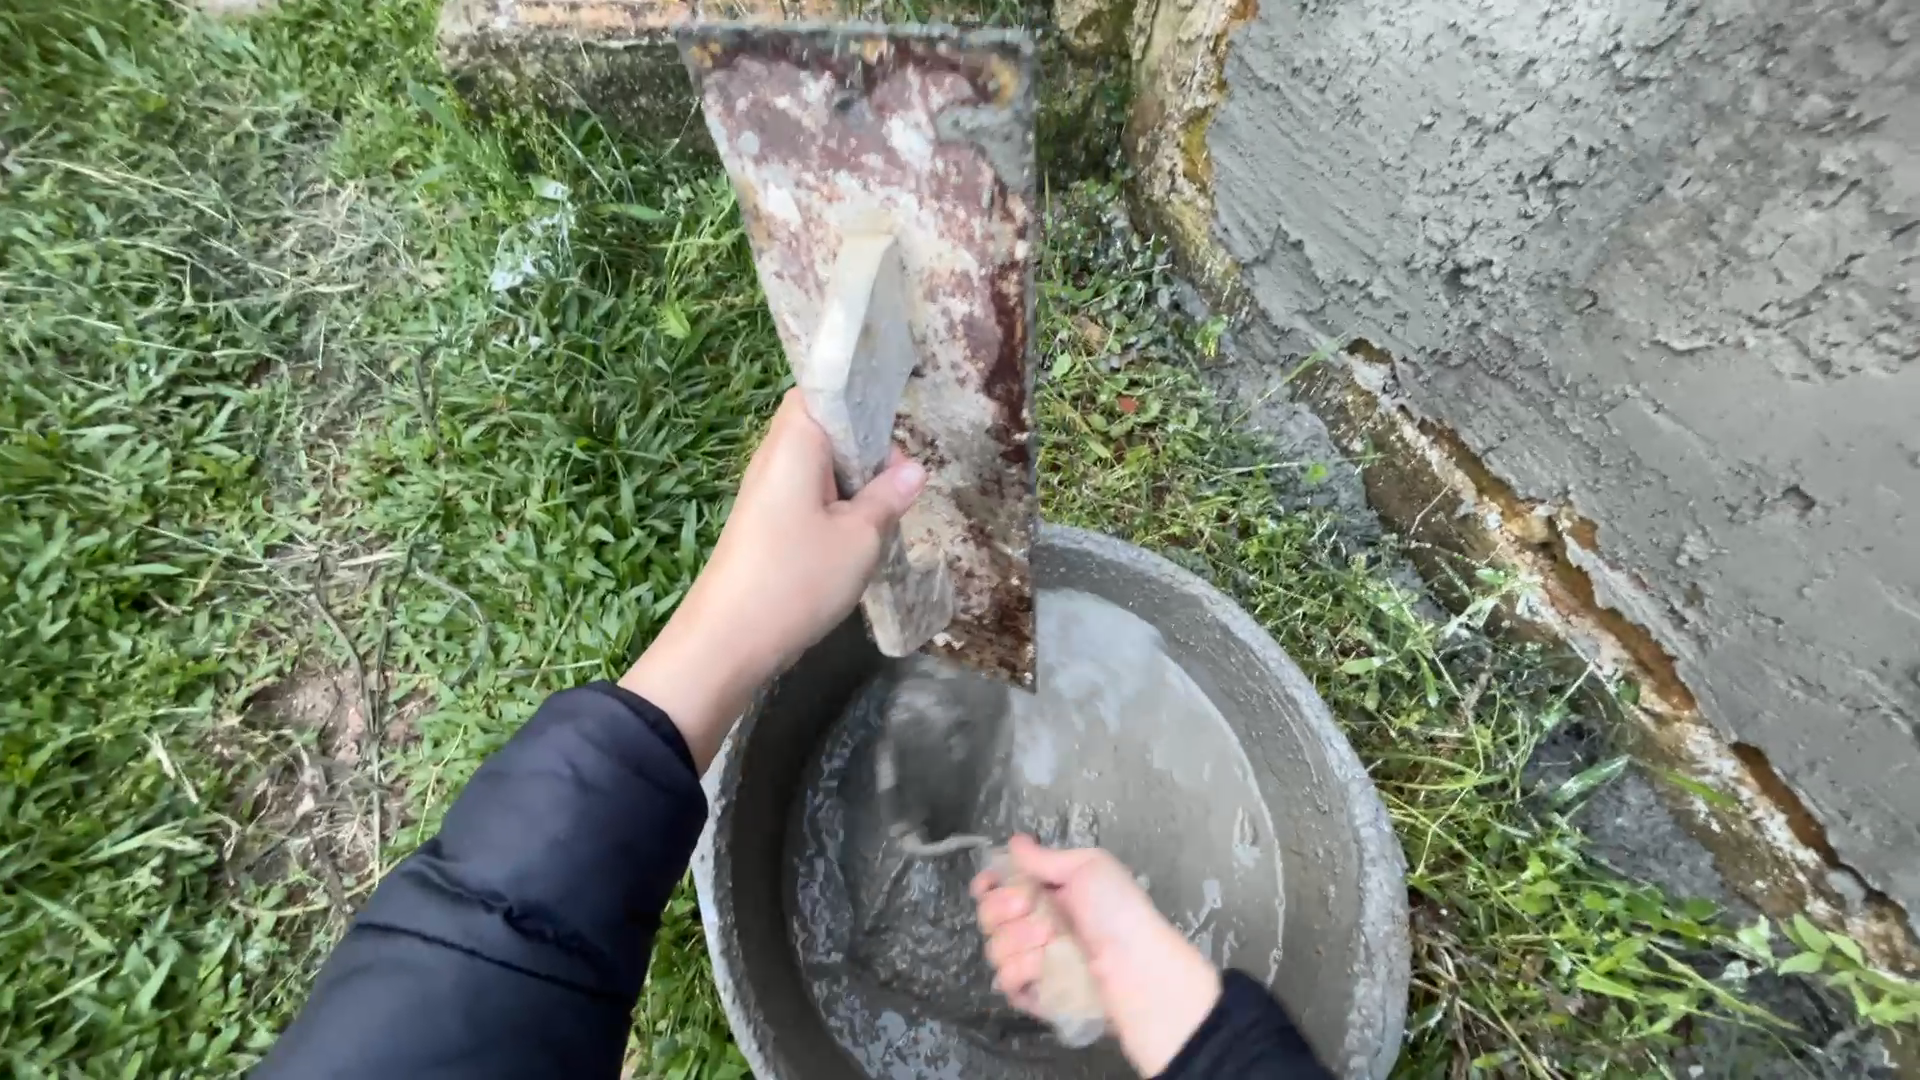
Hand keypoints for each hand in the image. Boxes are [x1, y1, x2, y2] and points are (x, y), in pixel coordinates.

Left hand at [621, 389, 926, 770]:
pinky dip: (835, 505)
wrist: (727, 643)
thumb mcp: (860, 538)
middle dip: (864, 447)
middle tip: (899, 477)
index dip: (857, 397)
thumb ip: (889, 497)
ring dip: (852, 481)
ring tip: (885, 509)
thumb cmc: (798, 578)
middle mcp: (773, 459)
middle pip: (822, 429)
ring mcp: (765, 494)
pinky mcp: (763, 526)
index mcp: (794, 445)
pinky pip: (806, 497)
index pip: (819, 391)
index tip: (895, 420)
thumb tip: (914, 469)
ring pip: (817, 467)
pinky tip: (856, 536)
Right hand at [973, 836, 1222, 1075]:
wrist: (1140, 970)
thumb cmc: (1117, 911)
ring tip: (1051, 941)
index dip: (988, 882)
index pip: (999, 883)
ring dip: (1020, 941)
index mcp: (1048, 890)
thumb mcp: (1088, 867)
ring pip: (995, 947)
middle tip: (1036, 910)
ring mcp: (1035, 960)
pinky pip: (1006, 981)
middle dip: (1005, 907)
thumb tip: (1014, 841)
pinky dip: (1021, 972)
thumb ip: (1044, 858)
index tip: (989, 883)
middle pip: (988, 913)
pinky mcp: (1036, 994)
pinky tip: (1042, 967)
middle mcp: (1036, 923)